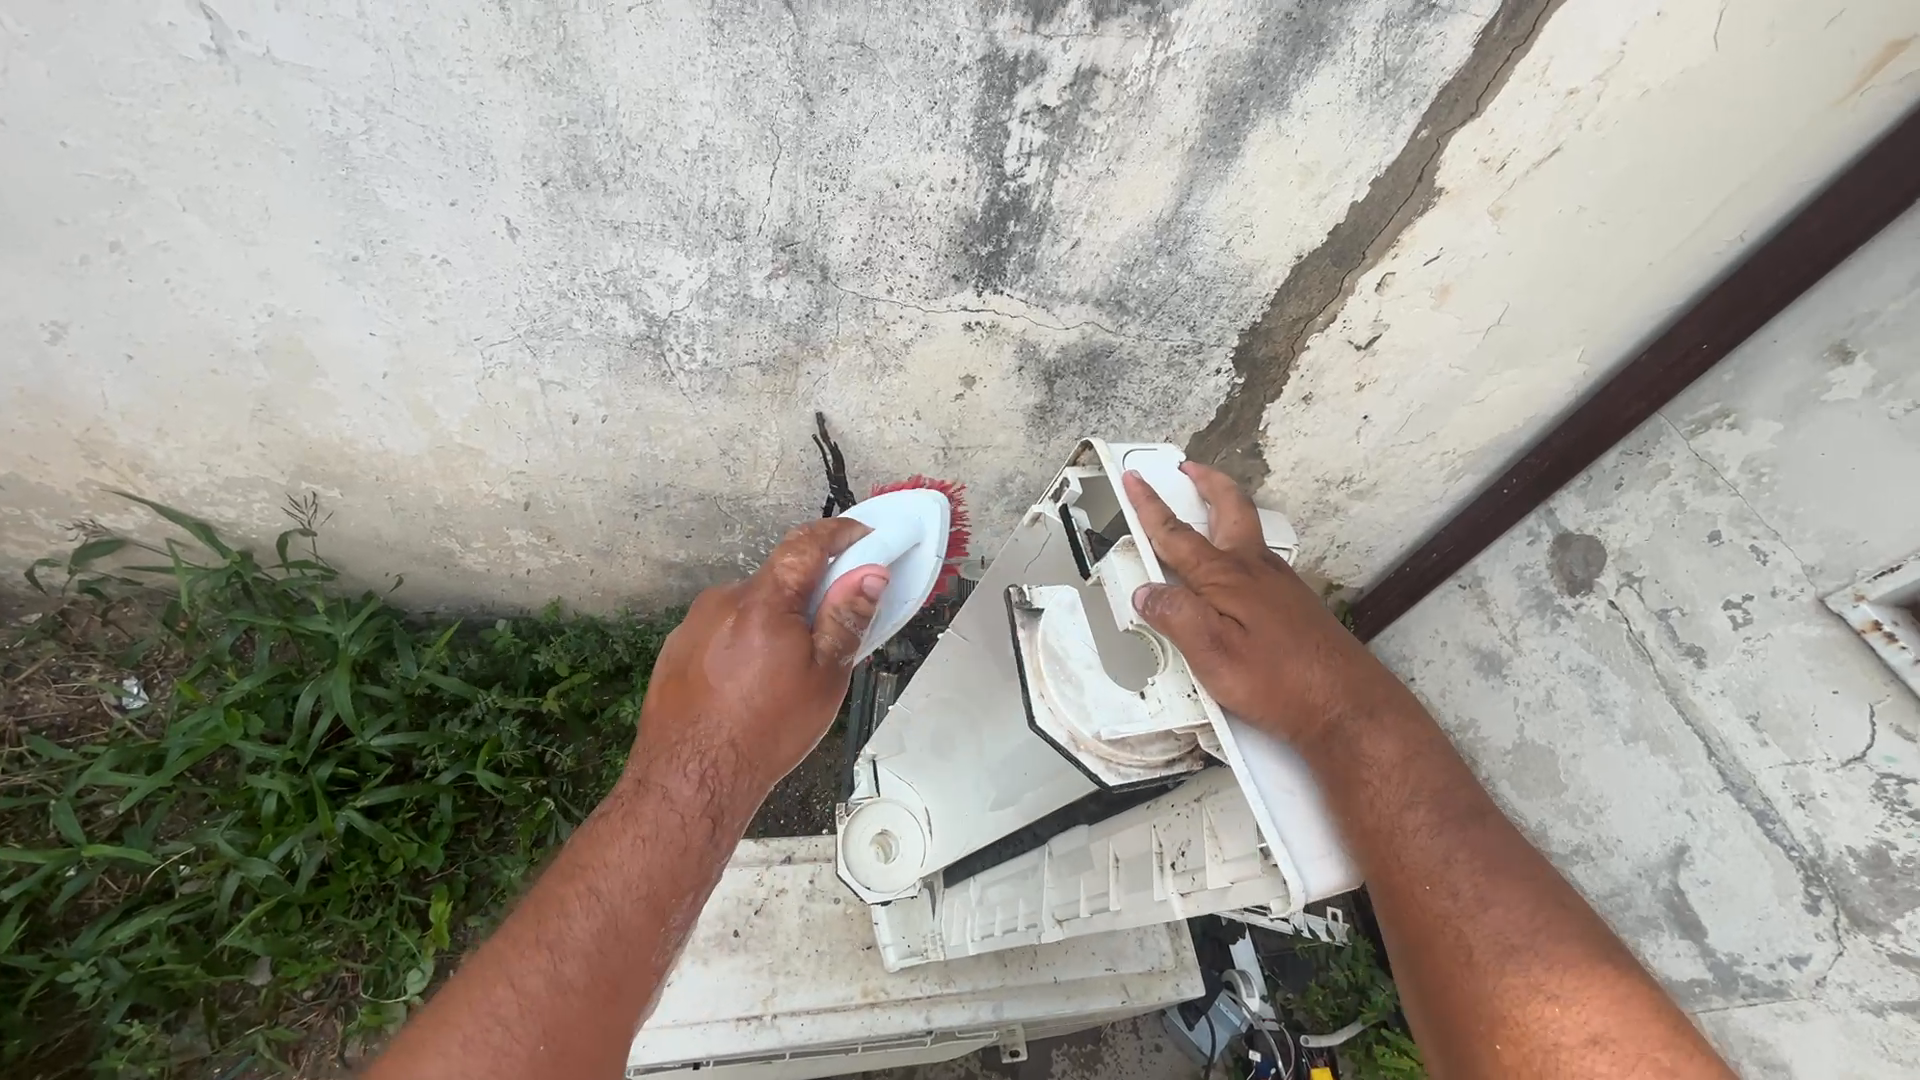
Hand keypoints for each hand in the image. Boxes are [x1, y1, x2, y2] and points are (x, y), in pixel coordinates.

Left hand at [629, 517, 888, 800]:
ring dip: (773, 620)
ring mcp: (694, 623)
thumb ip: (847, 619)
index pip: (806, 544)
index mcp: (765, 602)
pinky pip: (722, 628)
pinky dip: (744, 640)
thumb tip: (870, 574)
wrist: (691, 779)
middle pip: (778, 578)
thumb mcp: (825, 677)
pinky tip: (749, 682)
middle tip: (829, 628)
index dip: (839, 533)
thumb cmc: (765, 732)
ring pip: (749, 606)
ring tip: (783, 671)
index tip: (863, 536)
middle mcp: (724, 601)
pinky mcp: (677, 647)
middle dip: (808, 592)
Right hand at [1122, 463, 1407, 748]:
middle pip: (1229, 509)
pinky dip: (1243, 541)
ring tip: (1210, 504)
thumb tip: (1146, 593)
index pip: (1176, 534)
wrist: (1347, 705)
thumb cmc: (1281, 682)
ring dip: (1226, 507)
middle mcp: (1255, 570)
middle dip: (1207, 483)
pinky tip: (1238, 565)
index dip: (1150, 505)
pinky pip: (1262, 557)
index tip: (1136, 479)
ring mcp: (1279, 583)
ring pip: (1248, 530)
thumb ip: (1174, 616)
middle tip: (1189, 469)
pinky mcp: (1294, 602)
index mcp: (1226, 578)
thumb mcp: (1211, 654)